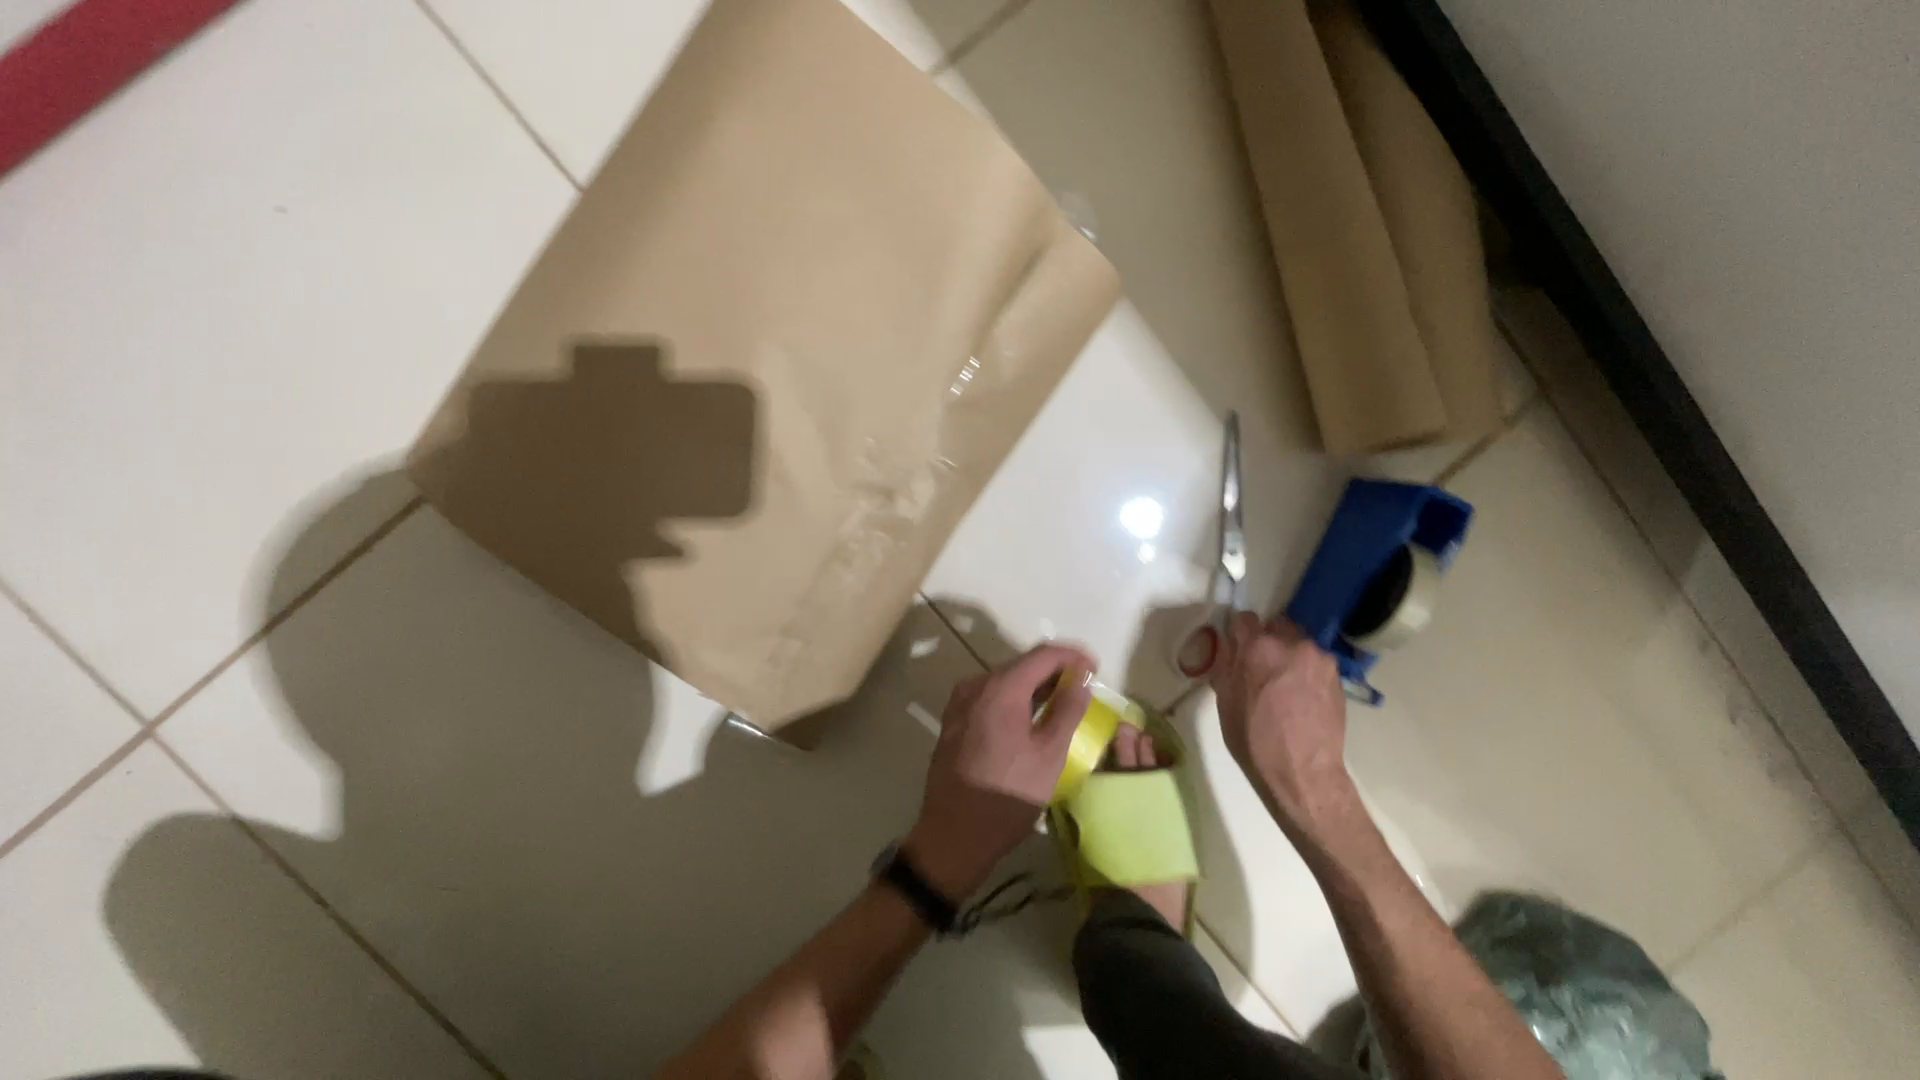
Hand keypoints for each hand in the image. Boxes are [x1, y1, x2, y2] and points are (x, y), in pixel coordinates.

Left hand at [904, 643, 1095, 897]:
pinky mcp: (954, 722)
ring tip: (1062, 706)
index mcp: (1000, 689)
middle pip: (1022, 664)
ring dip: (1035, 687)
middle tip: (1084, 690)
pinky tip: (1030, 720)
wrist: (953, 835)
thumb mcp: (1049, 755)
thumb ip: (1067, 710)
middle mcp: (976, 686)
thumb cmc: (1007, 795)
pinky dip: (1015, 700)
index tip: (1096, 670)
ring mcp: (960, 704)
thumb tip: (1081, 681)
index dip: (1073, 656)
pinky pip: (990, 698)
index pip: (1044, 654)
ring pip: (1005, 681)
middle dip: (1056, 671)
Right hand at [1211, 612, 1357, 843]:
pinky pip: (1315, 661)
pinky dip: (1305, 670)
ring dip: (1289, 654)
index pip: (1244, 619)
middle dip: (1267, 639)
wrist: (1302, 770)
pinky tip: (1300, 695)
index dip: (1238, 632)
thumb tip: (1231, 648)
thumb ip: (1227, 666)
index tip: (1236, 646)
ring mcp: (1319, 658)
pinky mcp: (1336, 675)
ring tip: (1283, 684)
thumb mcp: (1226, 702)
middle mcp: (1293, 643)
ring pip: (1298, 642)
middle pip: (1276, 625)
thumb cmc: (1254, 738)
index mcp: (1259, 647)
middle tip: (1260, 666)